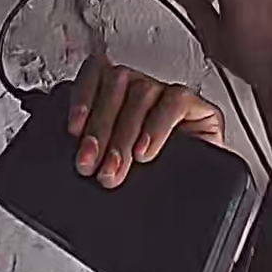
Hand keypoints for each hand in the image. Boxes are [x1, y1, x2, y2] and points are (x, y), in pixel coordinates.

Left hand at [68, 54, 223, 188]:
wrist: (197, 199)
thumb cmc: (153, 178)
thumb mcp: (117, 163)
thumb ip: (98, 151)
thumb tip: (79, 158)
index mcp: (116, 93)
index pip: (95, 72)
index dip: (82, 95)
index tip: (74, 129)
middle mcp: (140, 86)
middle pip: (115, 83)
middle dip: (99, 127)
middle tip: (89, 163)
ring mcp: (168, 93)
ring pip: (141, 92)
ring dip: (123, 133)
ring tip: (115, 167)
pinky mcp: (197, 106)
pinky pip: (175, 101)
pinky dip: (156, 126)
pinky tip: (145, 150)